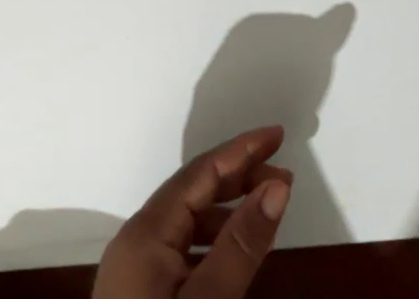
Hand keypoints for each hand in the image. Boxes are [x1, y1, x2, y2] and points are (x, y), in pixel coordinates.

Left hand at [92, 127, 292, 298]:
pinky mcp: (139, 291)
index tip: (279, 134)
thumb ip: (242, 244)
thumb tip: (277, 185)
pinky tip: (235, 248)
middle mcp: (136, 239)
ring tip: (268, 206)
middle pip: (192, 189)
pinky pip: (182, 244)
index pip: (201, 172)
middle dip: (239, 174)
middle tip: (283, 173)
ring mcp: (134, 267)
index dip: (242, 149)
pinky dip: (213, 235)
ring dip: (229, 205)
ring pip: (187, 217)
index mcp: (146, 232)